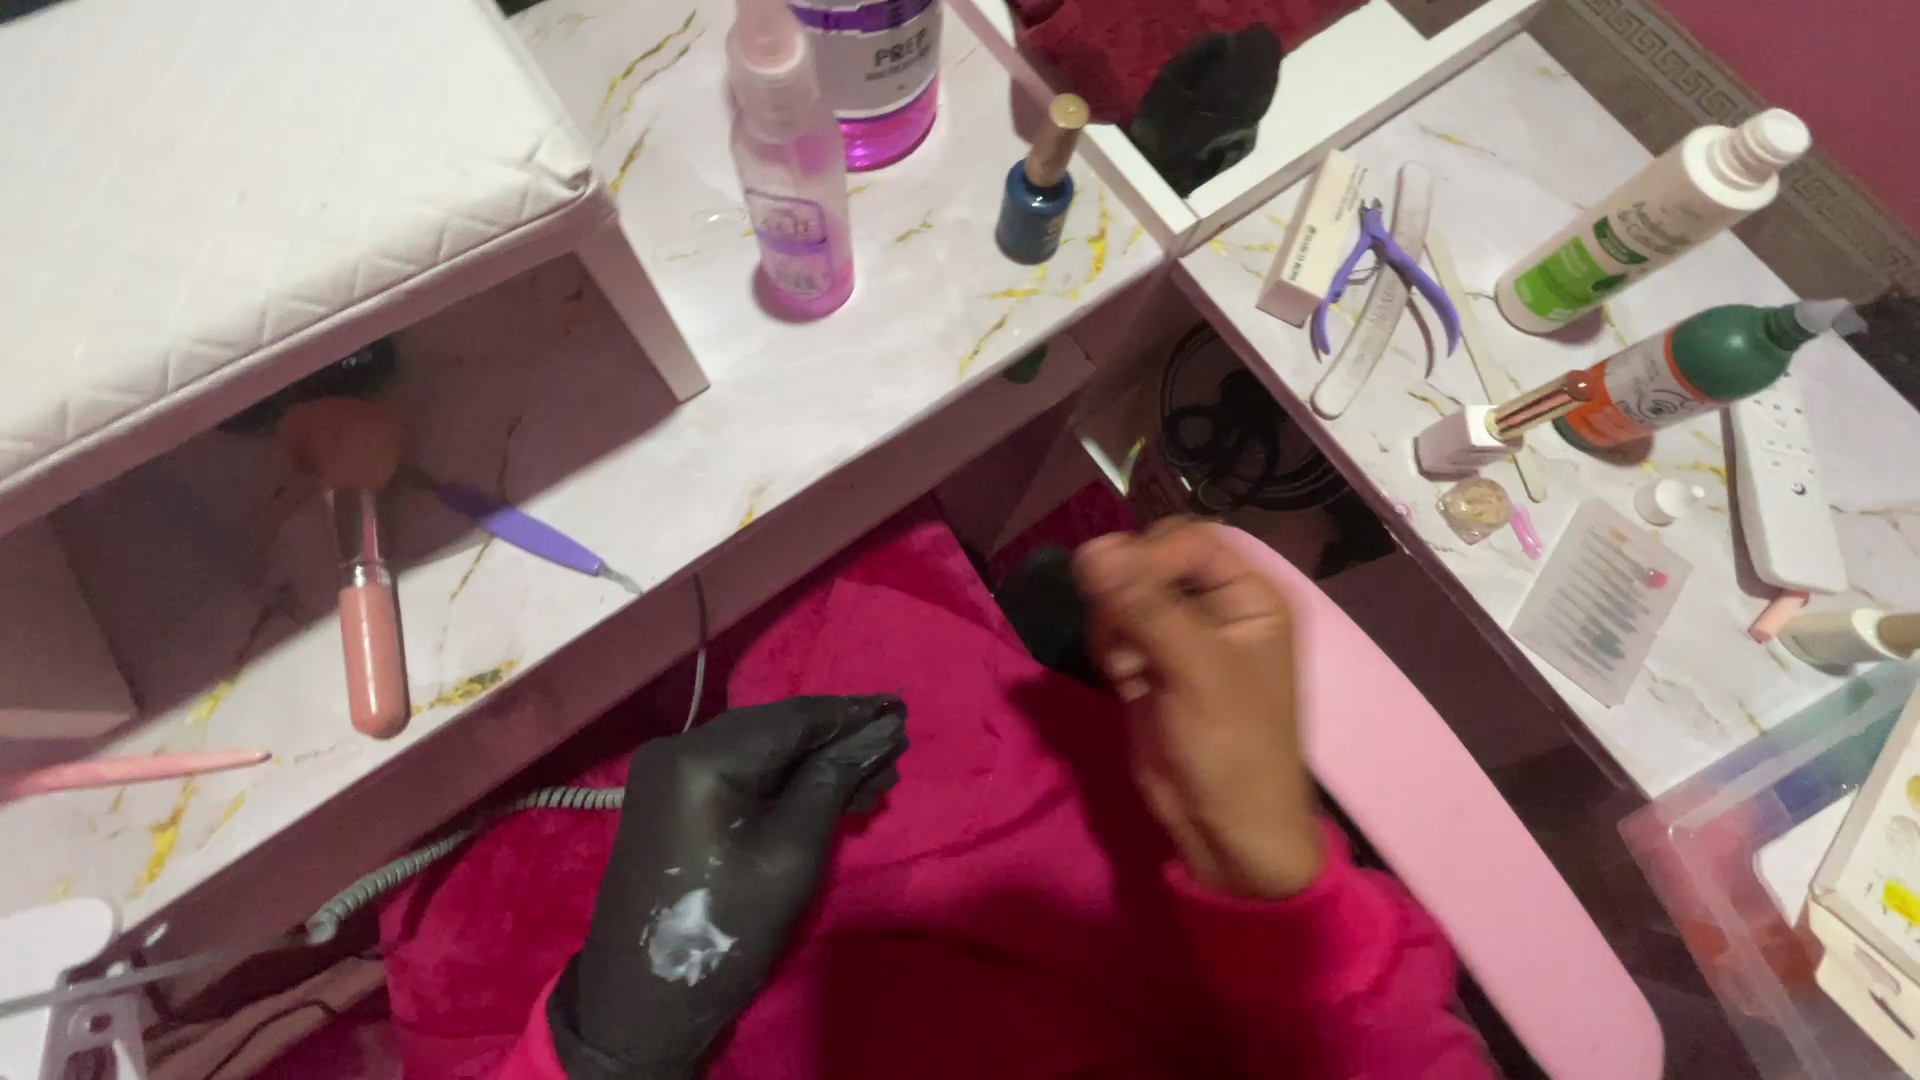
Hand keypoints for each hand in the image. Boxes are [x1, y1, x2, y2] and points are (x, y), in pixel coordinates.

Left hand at [554, 695, 907, 1078]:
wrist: (642, 1002)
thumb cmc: (727, 926)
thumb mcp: (795, 849)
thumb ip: (838, 776)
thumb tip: (883, 728)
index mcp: (702, 756)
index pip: (794, 716)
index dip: (852, 713)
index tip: (901, 710)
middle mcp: (680, 746)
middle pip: (778, 728)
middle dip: (840, 741)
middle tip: (894, 753)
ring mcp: (672, 770)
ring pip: (765, 750)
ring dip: (818, 762)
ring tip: (875, 781)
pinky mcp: (675, 794)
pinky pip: (744, 771)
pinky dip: (787, 780)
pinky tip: (831, 793)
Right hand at [1073, 520, 1320, 899]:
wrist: (1224, 832)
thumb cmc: (1232, 749)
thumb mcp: (1196, 671)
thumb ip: (1144, 605)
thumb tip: (1091, 546)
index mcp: (1249, 596)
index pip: (1186, 541)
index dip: (1148, 559)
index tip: (1121, 594)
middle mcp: (1215, 606)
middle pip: (1147, 562)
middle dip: (1126, 596)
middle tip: (1126, 640)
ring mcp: (1179, 635)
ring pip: (1123, 594)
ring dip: (1114, 626)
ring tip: (1131, 668)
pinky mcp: (1149, 662)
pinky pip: (1113, 628)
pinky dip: (1110, 649)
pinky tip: (1125, 680)